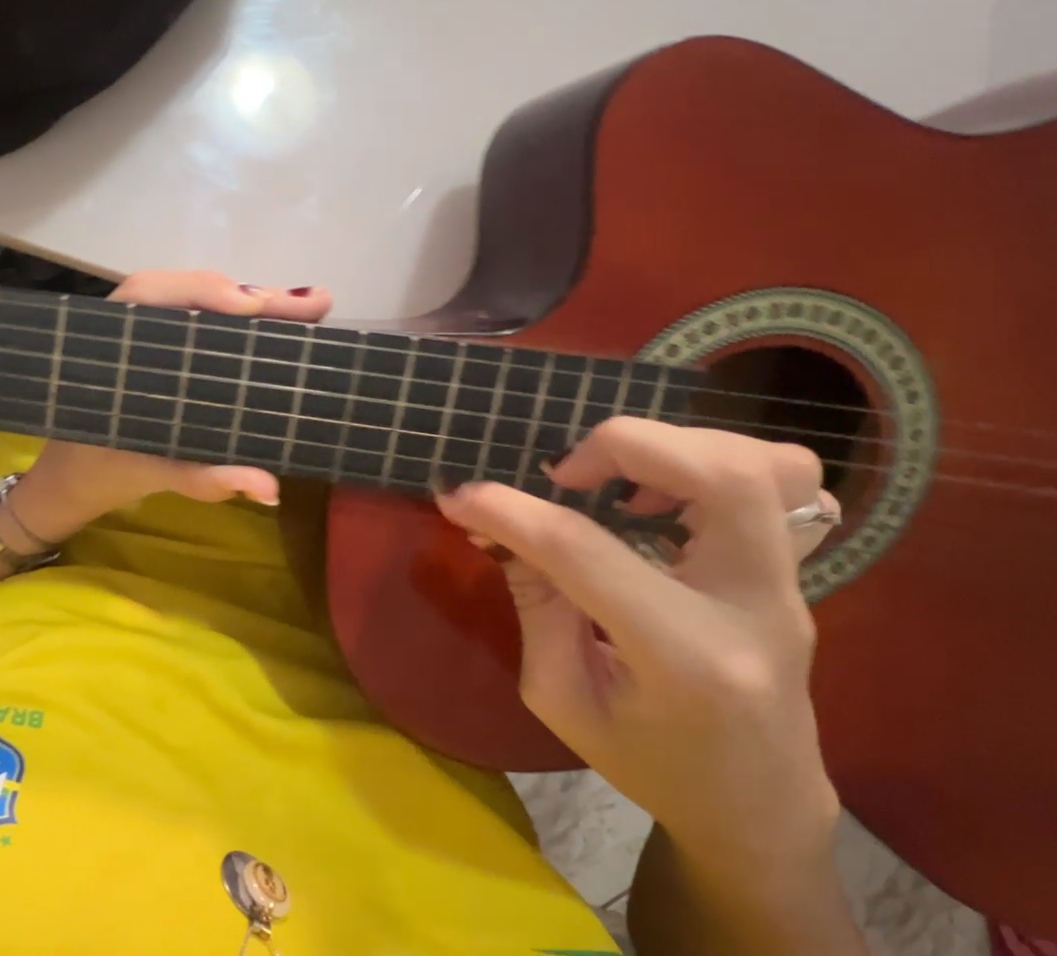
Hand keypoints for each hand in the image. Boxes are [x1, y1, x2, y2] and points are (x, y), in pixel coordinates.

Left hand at [3, 271, 331, 544]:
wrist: (66, 485)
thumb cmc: (94, 473)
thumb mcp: (147, 475)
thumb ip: (202, 479)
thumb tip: (268, 488)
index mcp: (105, 348)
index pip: (149, 294)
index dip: (202, 290)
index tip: (253, 305)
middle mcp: (125, 330)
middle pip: (187, 293)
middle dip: (251, 296)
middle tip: (314, 305)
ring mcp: (145, 337)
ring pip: (200, 304)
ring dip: (254, 305)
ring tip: (308, 309)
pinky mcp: (164, 351)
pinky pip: (203, 325)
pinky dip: (243, 324)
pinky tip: (281, 323)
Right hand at [435, 417, 843, 863]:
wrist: (757, 806)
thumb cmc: (648, 763)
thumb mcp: (560, 696)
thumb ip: (535, 602)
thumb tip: (496, 526)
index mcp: (685, 657)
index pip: (587, 552)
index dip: (510, 512)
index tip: (458, 497)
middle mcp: (754, 608)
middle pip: (719, 475)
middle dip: (621, 447)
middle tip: (562, 474)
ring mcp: (789, 586)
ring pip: (767, 464)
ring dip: (676, 447)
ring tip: (618, 479)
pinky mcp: (794, 571)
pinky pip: (788, 483)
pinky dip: (716, 462)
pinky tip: (663, 492)